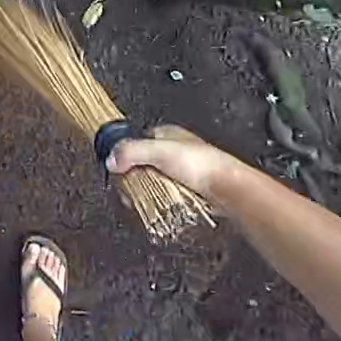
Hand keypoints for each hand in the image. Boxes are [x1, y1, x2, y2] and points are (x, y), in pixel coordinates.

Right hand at [107, 125, 243, 195]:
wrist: (229, 189)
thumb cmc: (202, 165)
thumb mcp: (160, 152)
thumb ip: (132, 151)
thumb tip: (111, 159)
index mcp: (165, 134)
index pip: (133, 143)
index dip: (122, 157)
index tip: (116, 171)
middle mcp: (171, 150)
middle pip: (139, 166)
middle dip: (133, 180)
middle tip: (131, 192)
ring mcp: (178, 171)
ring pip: (150, 182)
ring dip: (145, 193)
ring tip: (146, 201)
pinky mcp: (185, 188)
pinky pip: (163, 195)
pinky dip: (158, 201)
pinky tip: (160, 206)